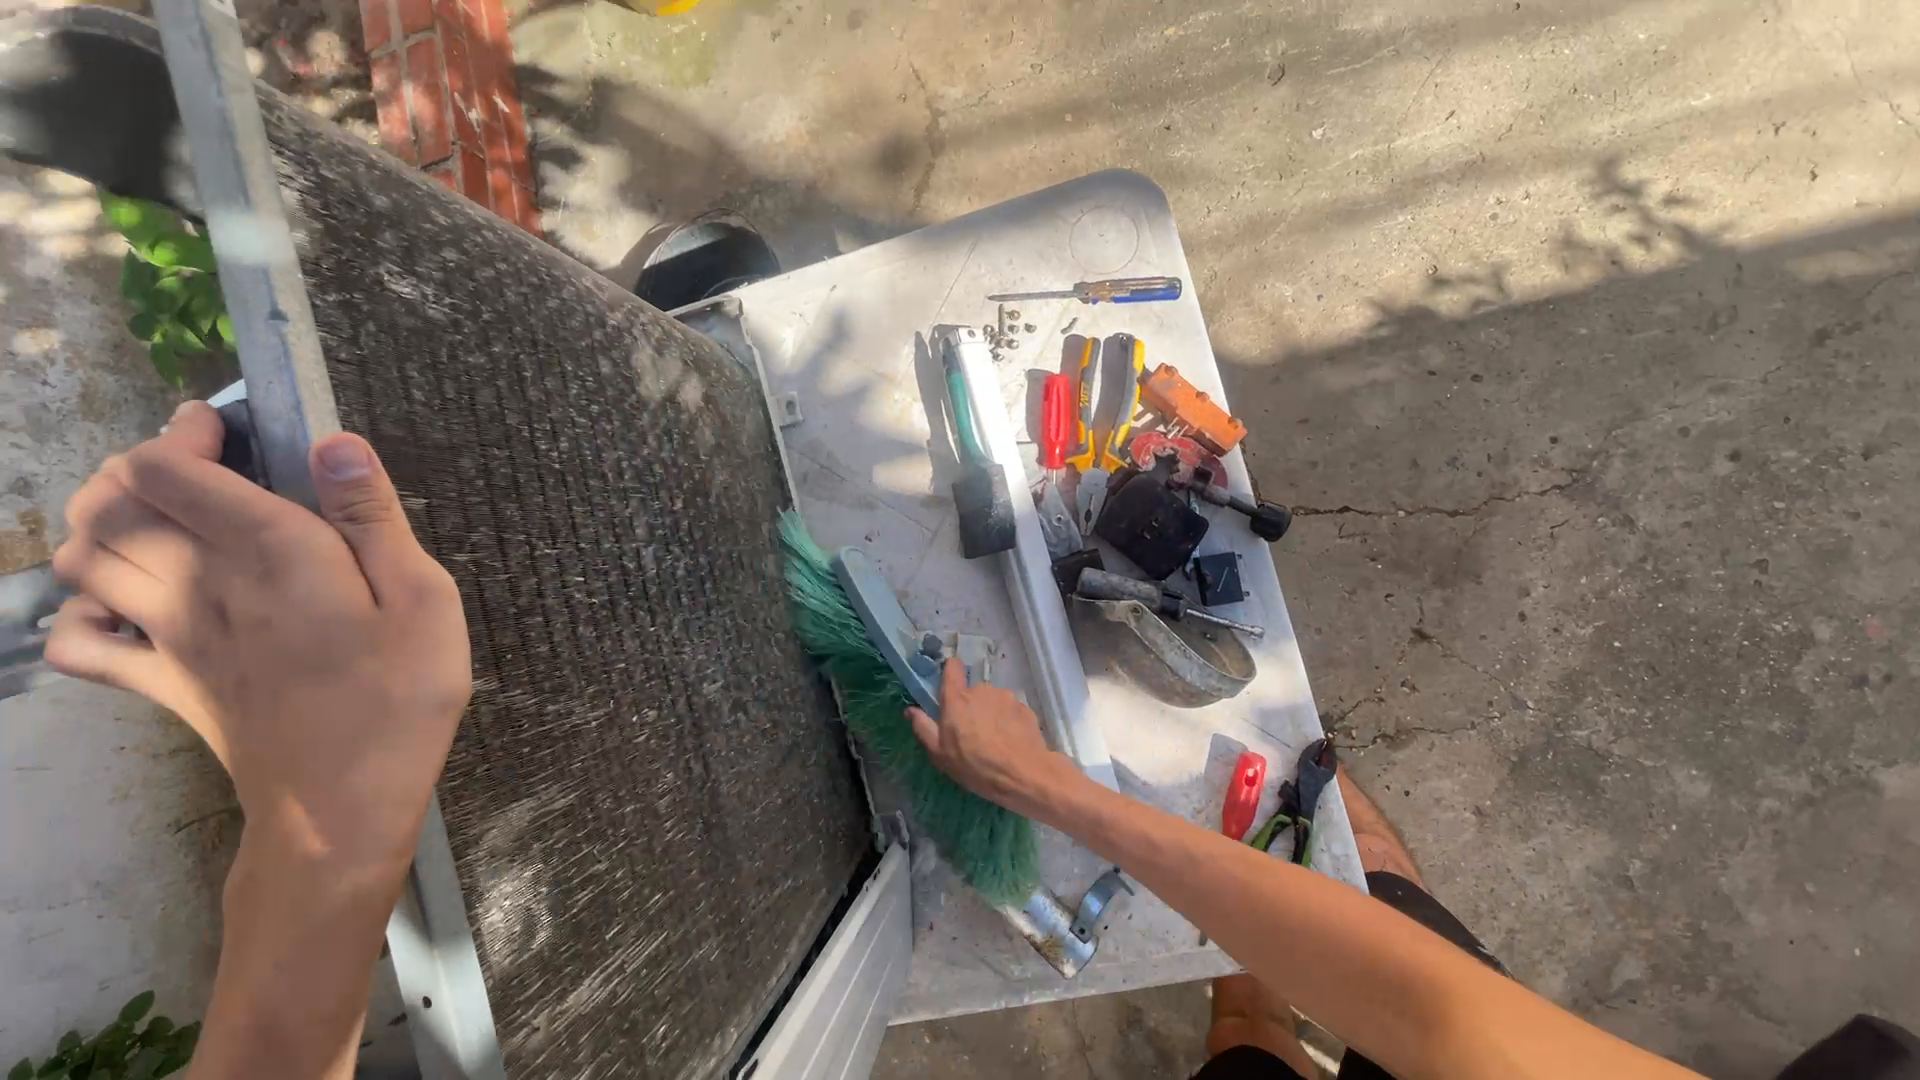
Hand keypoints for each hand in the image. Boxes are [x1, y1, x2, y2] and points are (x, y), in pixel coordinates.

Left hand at [48, 401, 470, 870]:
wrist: (343, 801)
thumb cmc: (401, 693)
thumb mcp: (423, 597)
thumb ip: (374, 516)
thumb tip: (335, 441)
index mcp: (267, 554)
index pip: (172, 469)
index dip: (183, 431)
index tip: (220, 420)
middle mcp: (197, 584)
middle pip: (112, 503)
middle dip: (139, 465)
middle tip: (196, 461)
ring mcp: (167, 638)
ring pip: (81, 557)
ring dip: (103, 520)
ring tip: (161, 514)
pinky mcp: (162, 685)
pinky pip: (75, 640)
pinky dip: (78, 607)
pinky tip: (126, 602)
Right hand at [907, 657, 1078, 815]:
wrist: (1023, 774)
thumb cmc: (976, 766)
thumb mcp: (941, 754)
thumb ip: (924, 727)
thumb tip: (911, 710)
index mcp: (957, 699)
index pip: (952, 668)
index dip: (951, 673)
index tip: (950, 687)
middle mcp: (981, 690)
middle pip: (973, 691)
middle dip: (972, 707)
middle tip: (973, 734)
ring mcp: (1005, 696)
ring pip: (993, 701)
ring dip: (991, 714)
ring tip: (994, 741)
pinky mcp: (1024, 707)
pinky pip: (1011, 710)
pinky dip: (1008, 721)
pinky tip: (1010, 741)